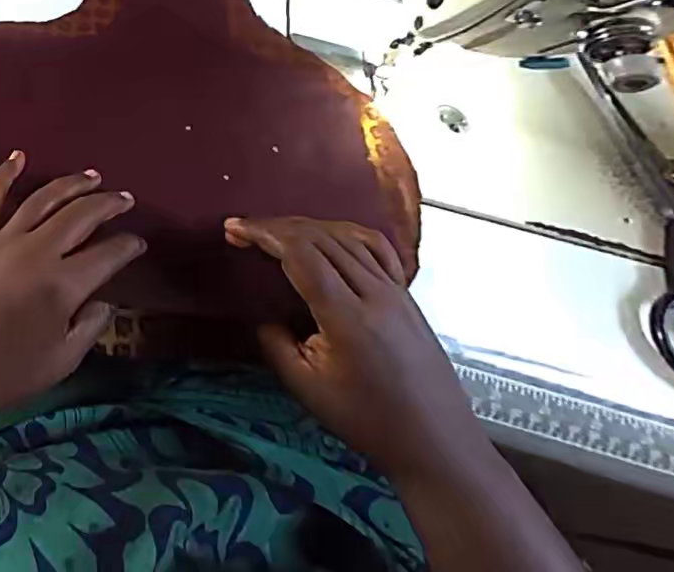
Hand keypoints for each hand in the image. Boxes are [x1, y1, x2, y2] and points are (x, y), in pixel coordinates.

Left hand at [0, 153, 145, 440]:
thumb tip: (103, 300)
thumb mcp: (63, 360)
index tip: (139, 242)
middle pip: (80, 216)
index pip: (107, 254)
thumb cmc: (7, 373)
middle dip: (107, 204)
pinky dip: (3, 174)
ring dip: (70, 184)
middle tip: (125, 198)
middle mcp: (36, 252)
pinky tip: (18, 156)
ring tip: (92, 176)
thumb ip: (90, 325)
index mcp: (62, 284)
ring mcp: (3, 240)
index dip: (128, 245)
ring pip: (43, 200)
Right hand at [225, 216, 487, 481]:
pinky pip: (374, 246)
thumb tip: (262, 314)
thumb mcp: (305, 388)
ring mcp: (396, 291)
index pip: (302, 252)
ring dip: (303, 226)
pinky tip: (325, 235)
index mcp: (347, 317)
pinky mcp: (406, 295)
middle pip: (320, 236)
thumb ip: (274, 343)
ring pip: (345, 236)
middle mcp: (375, 294)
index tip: (234, 230)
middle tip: (242, 229)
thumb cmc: (368, 422)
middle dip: (275, 227)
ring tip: (274, 231)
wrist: (439, 446)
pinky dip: (342, 232)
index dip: (264, 233)